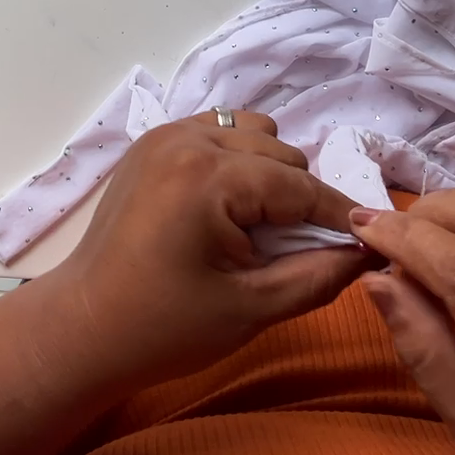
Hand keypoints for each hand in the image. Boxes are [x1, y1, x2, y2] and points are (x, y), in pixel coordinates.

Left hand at [34, 110, 376, 390]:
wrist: (85, 325)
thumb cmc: (165, 326)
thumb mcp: (252, 309)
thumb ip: (318, 276)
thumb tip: (365, 251)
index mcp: (208, 177)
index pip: (298, 186)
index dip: (337, 214)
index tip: (369, 236)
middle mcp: (188, 138)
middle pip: (280, 153)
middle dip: (298, 198)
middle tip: (291, 246)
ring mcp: (166, 133)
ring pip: (253, 132)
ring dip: (268, 170)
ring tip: (255, 221)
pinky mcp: (153, 140)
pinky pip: (218, 128)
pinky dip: (236, 156)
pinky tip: (225, 199)